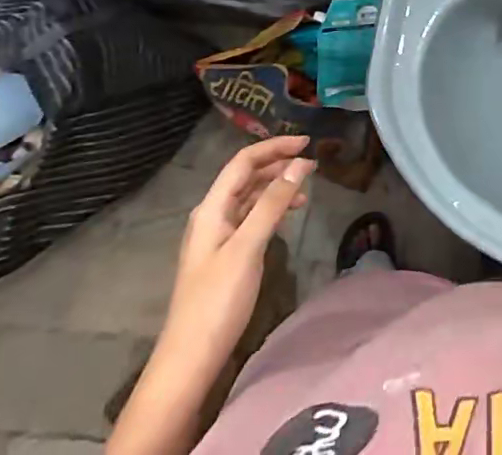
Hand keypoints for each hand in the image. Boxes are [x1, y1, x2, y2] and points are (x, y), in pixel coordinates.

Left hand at [160, 135, 314, 364]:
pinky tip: (289, 214)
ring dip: (276, 186)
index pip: (243, 162)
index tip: (307, 143)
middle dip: (277, 163)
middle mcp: (212, 215)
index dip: (274, 148)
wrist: (190, 358)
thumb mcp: (247, 248)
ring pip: (250, 196)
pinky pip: (252, 217)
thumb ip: (272, 204)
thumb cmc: (217, 300)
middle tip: (311, 162)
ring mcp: (218, 236)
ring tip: (306, 187)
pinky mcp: (227, 254)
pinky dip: (272, 208)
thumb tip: (299, 165)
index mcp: (212, 208)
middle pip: (246, 176)